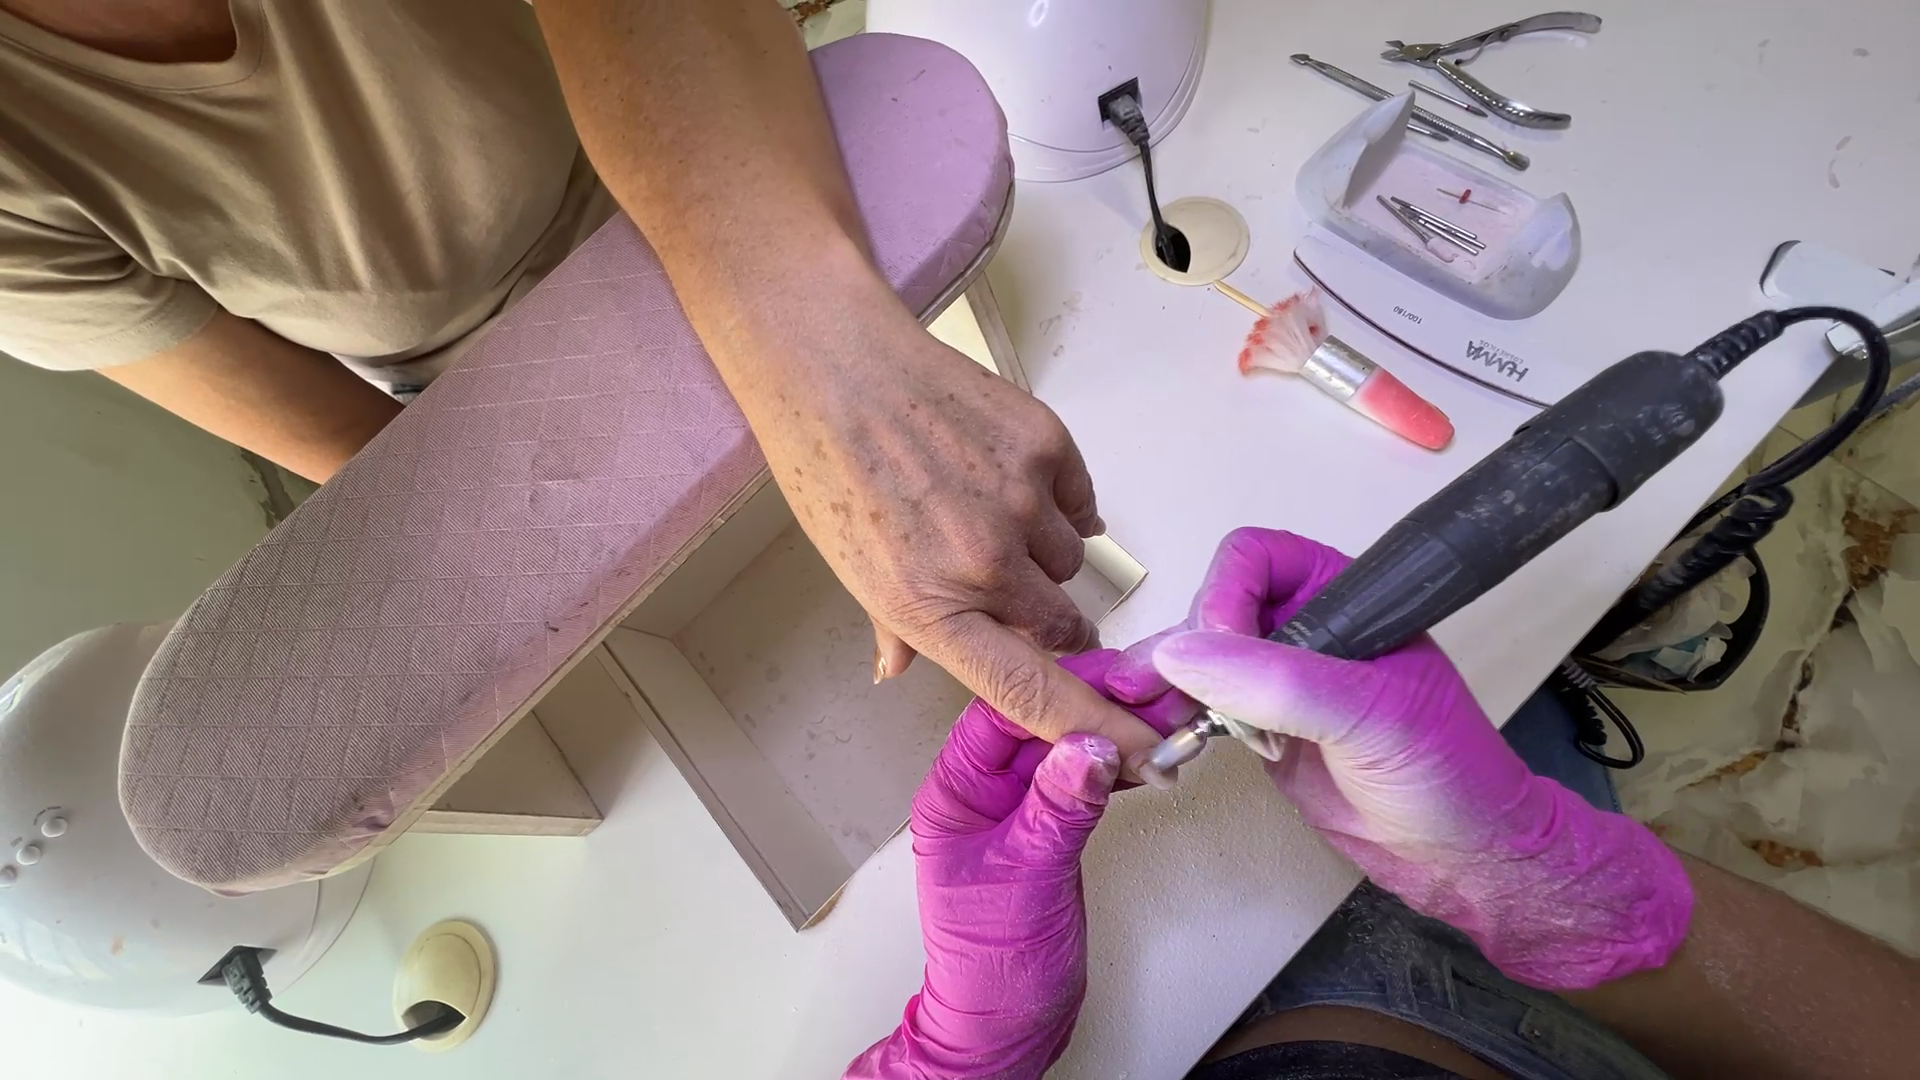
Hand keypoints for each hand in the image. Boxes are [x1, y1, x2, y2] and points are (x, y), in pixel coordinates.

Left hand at [750, 310, 1159, 761]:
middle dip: (1047, 615)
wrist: (836, 368)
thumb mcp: (852, 568)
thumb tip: (899, 670)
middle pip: (1065, 624)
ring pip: (1072, 557)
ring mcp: (1021, 502)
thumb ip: (895, 628)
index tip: (1140, 750)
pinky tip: (1006, 473)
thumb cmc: (829, 465)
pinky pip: (1082, 500)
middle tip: (1010, 580)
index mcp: (930, 608)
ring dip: (1043, 550)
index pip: (1030, 692)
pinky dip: (1056, 498)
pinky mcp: (1047, 445)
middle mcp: (983, 565)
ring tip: (988, 507)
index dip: (1095, 729)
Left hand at [846, 652, 1182, 1079]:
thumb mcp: (1026, 876)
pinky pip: (1088, 778)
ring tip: (1163, 716)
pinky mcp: (1055, 821)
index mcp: (957, 789)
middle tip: (1149, 692)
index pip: (1002, 716)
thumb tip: (1091, 743)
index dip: (1055, 693)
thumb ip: (1058, 809)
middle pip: (1041, 723)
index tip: (1109, 681)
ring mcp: (1023, 803)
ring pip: (1070, 747)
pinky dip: (1121, 765)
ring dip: (1116, 732)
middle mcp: (987, 787)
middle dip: (1095, 705)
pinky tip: (1151, 756)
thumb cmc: (991, 964)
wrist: (1009, 1024)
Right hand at [1128, 528, 1692, 990]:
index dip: (1226, 594)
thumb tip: (1178, 653)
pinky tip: (1154, 727)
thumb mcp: (1368, 715)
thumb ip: (1275, 681)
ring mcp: (1271, 673)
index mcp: (1336, 595)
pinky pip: (1195, 698)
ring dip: (1160, 675)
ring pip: (1194, 651)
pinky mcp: (1253, 717)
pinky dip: (1169, 710)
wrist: (1456, 858)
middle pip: (1211, 603)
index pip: (1251, 560)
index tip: (1223, 649)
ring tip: (1135, 705)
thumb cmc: (1445, 773)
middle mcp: (1298, 623)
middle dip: (1187, 645)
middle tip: (1180, 693)